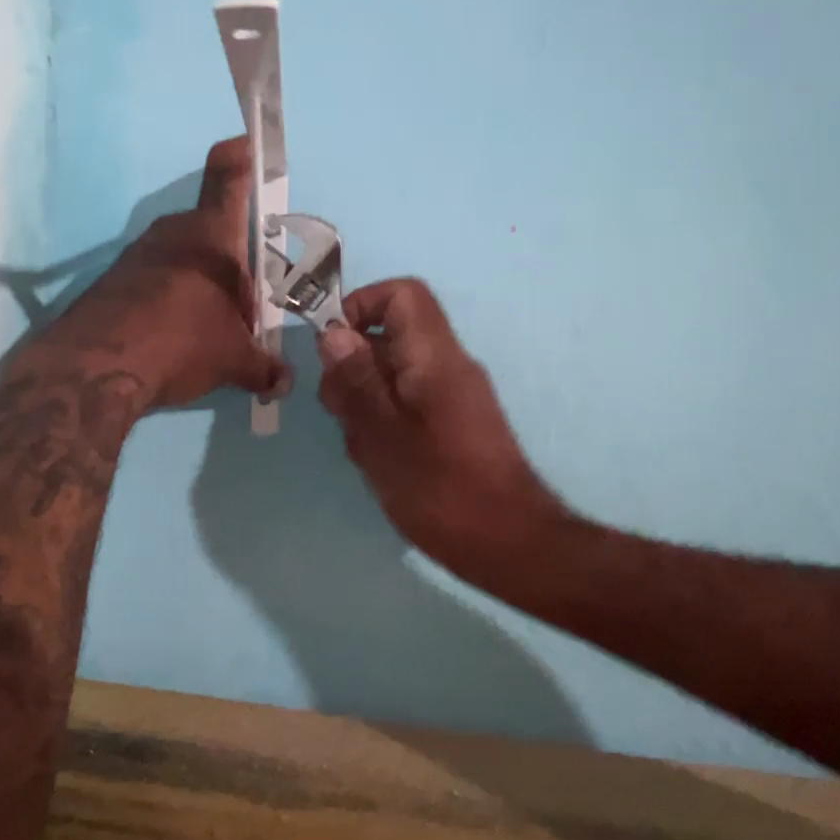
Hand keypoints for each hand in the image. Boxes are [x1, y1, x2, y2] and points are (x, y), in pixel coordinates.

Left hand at [38, 136, 288, 407]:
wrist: (95, 366)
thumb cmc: (180, 343)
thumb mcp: (233, 360)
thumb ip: (263, 366)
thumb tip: (284, 381)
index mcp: (213, 235)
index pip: (229, 174)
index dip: (242, 154)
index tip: (250, 147)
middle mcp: (173, 232)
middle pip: (211, 230)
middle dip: (231, 259)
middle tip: (246, 301)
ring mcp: (137, 254)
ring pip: (181, 257)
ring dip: (198, 283)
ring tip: (210, 329)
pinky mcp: (111, 280)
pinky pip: (153, 279)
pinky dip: (168, 299)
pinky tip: (173, 338)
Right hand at [316, 278, 568, 581]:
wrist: (508, 545)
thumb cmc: (440, 491)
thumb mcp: (382, 436)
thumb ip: (356, 381)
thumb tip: (334, 333)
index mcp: (435, 359)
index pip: (402, 295)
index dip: (360, 307)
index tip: (330, 348)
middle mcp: (448, 367)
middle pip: (390, 336)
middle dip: (350, 366)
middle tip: (339, 411)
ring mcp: (452, 396)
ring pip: (391, 374)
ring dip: (362, 399)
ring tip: (359, 443)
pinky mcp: (451, 424)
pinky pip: (405, 403)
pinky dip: (380, 421)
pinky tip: (374, 458)